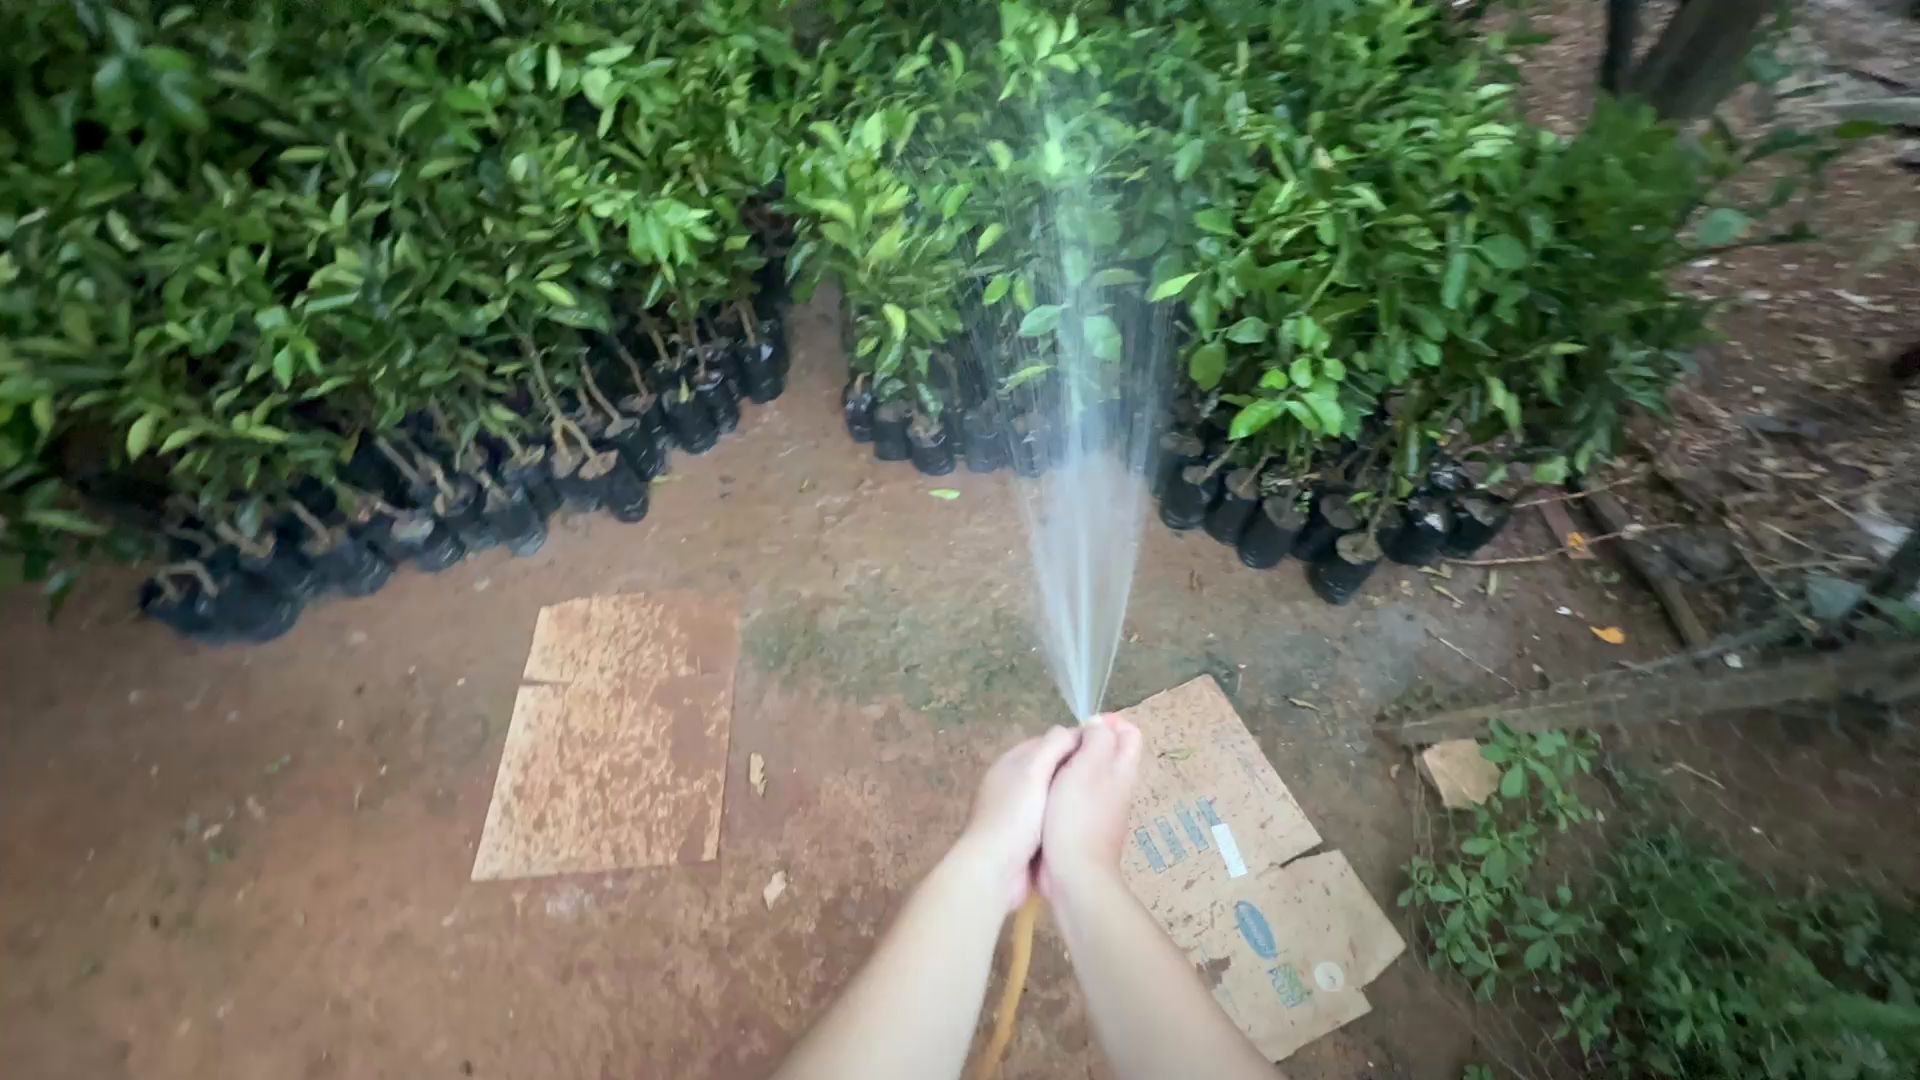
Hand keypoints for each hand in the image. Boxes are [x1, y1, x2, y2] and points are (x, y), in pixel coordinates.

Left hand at [950, 726, 1080, 911]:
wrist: (995, 869)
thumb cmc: (1015, 815)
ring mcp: (1016, 811)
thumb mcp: (1033, 772)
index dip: (1069, 743)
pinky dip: (1061, 819)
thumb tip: (1073, 731)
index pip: (1044, 742)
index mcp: (1009, 763)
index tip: (1096, 750)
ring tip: (1096, 799)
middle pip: (1048, 769)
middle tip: (1101, 775)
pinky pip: (1048, 820)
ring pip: (1049, 796)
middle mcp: (1011, 783)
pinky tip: (1080, 823)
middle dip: (1070, 771)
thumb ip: (1052, 747)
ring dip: (1067, 797)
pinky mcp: (1022, 837)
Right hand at [1038, 714, 1142, 902]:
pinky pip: (1077, 795)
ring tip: (1048, 765)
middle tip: (1060, 746)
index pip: (1129, 733)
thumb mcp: (1087, 766)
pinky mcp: (1085, 825)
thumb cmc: (1077, 815)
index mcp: (1122, 769)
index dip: (1109, 722)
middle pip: (1109, 752)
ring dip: (1072, 764)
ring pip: (1091, 773)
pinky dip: (1063, 787)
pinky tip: (1045, 792)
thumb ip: (1097, 739)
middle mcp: (1118, 786)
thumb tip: (1097, 725)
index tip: (1081, 725)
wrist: (1074, 874)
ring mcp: (1103, 808)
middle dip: (1086, 742)